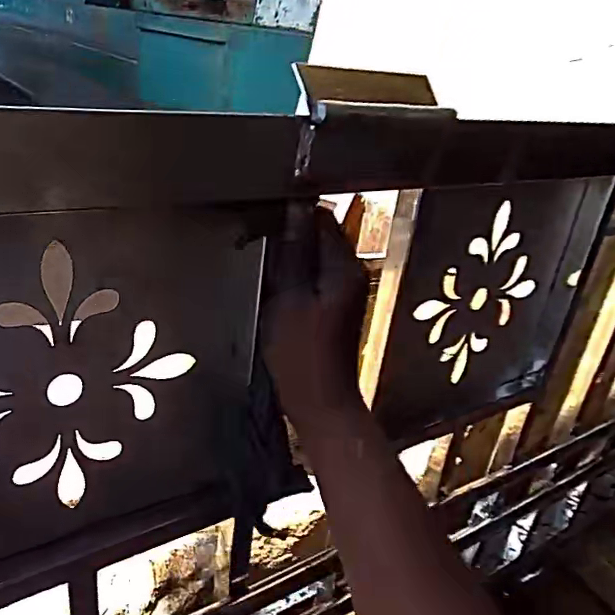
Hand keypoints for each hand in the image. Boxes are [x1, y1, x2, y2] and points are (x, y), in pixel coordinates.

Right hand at [263, 204, 368, 423]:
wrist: (320, 403)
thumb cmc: (302, 357)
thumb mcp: (288, 298)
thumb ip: (293, 252)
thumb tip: (294, 211)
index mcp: (344, 267)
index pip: (322, 217)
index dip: (292, 214)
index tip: (266, 222)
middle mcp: (352, 273)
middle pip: (320, 235)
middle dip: (291, 238)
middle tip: (263, 253)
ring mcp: (346, 291)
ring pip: (316, 257)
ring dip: (292, 260)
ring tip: (269, 276)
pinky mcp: (337, 306)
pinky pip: (315, 278)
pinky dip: (297, 279)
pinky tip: (279, 293)